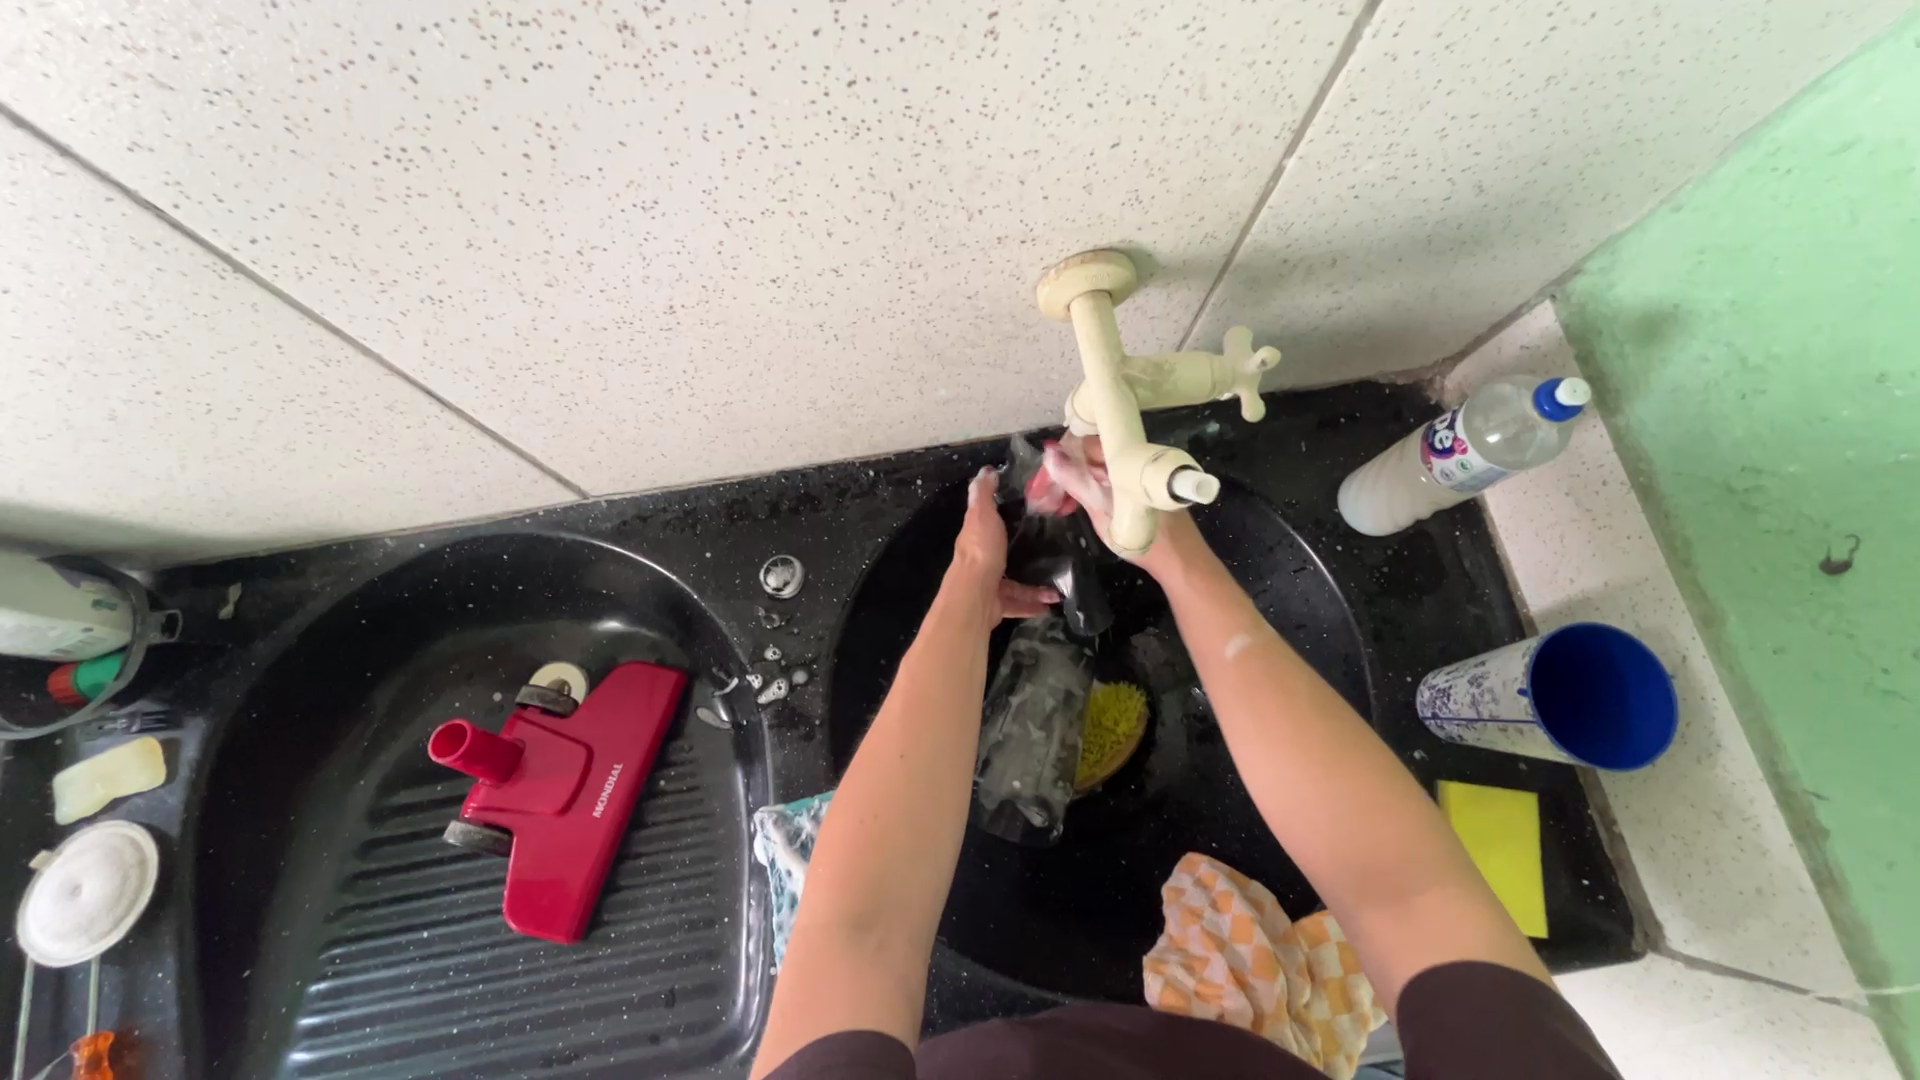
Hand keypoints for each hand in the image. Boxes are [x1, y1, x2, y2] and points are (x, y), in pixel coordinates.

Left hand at [948, 467, 1059, 619]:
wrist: (974, 594)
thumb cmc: (981, 550)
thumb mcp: (982, 514)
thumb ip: (984, 494)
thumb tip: (986, 471)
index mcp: (977, 537)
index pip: (990, 525)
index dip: (1005, 520)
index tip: (1030, 516)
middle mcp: (981, 561)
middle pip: (1004, 556)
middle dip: (1025, 557)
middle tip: (1051, 554)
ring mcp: (988, 584)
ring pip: (1014, 584)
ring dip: (1036, 586)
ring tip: (1058, 587)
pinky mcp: (996, 605)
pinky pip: (1018, 604)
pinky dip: (1033, 604)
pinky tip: (1051, 604)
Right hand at [1042, 436, 1205, 582]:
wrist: (1180, 560)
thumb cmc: (1142, 537)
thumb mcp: (1102, 512)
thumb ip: (1076, 483)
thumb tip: (1052, 457)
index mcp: (1127, 459)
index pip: (1089, 442)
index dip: (1065, 454)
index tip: (1047, 473)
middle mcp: (1133, 460)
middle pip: (1092, 456)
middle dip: (1067, 471)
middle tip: (1046, 494)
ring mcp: (1136, 475)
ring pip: (1098, 470)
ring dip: (1077, 483)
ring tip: (1057, 504)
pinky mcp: (1138, 489)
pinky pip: (1108, 481)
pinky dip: (1090, 490)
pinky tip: (1074, 505)